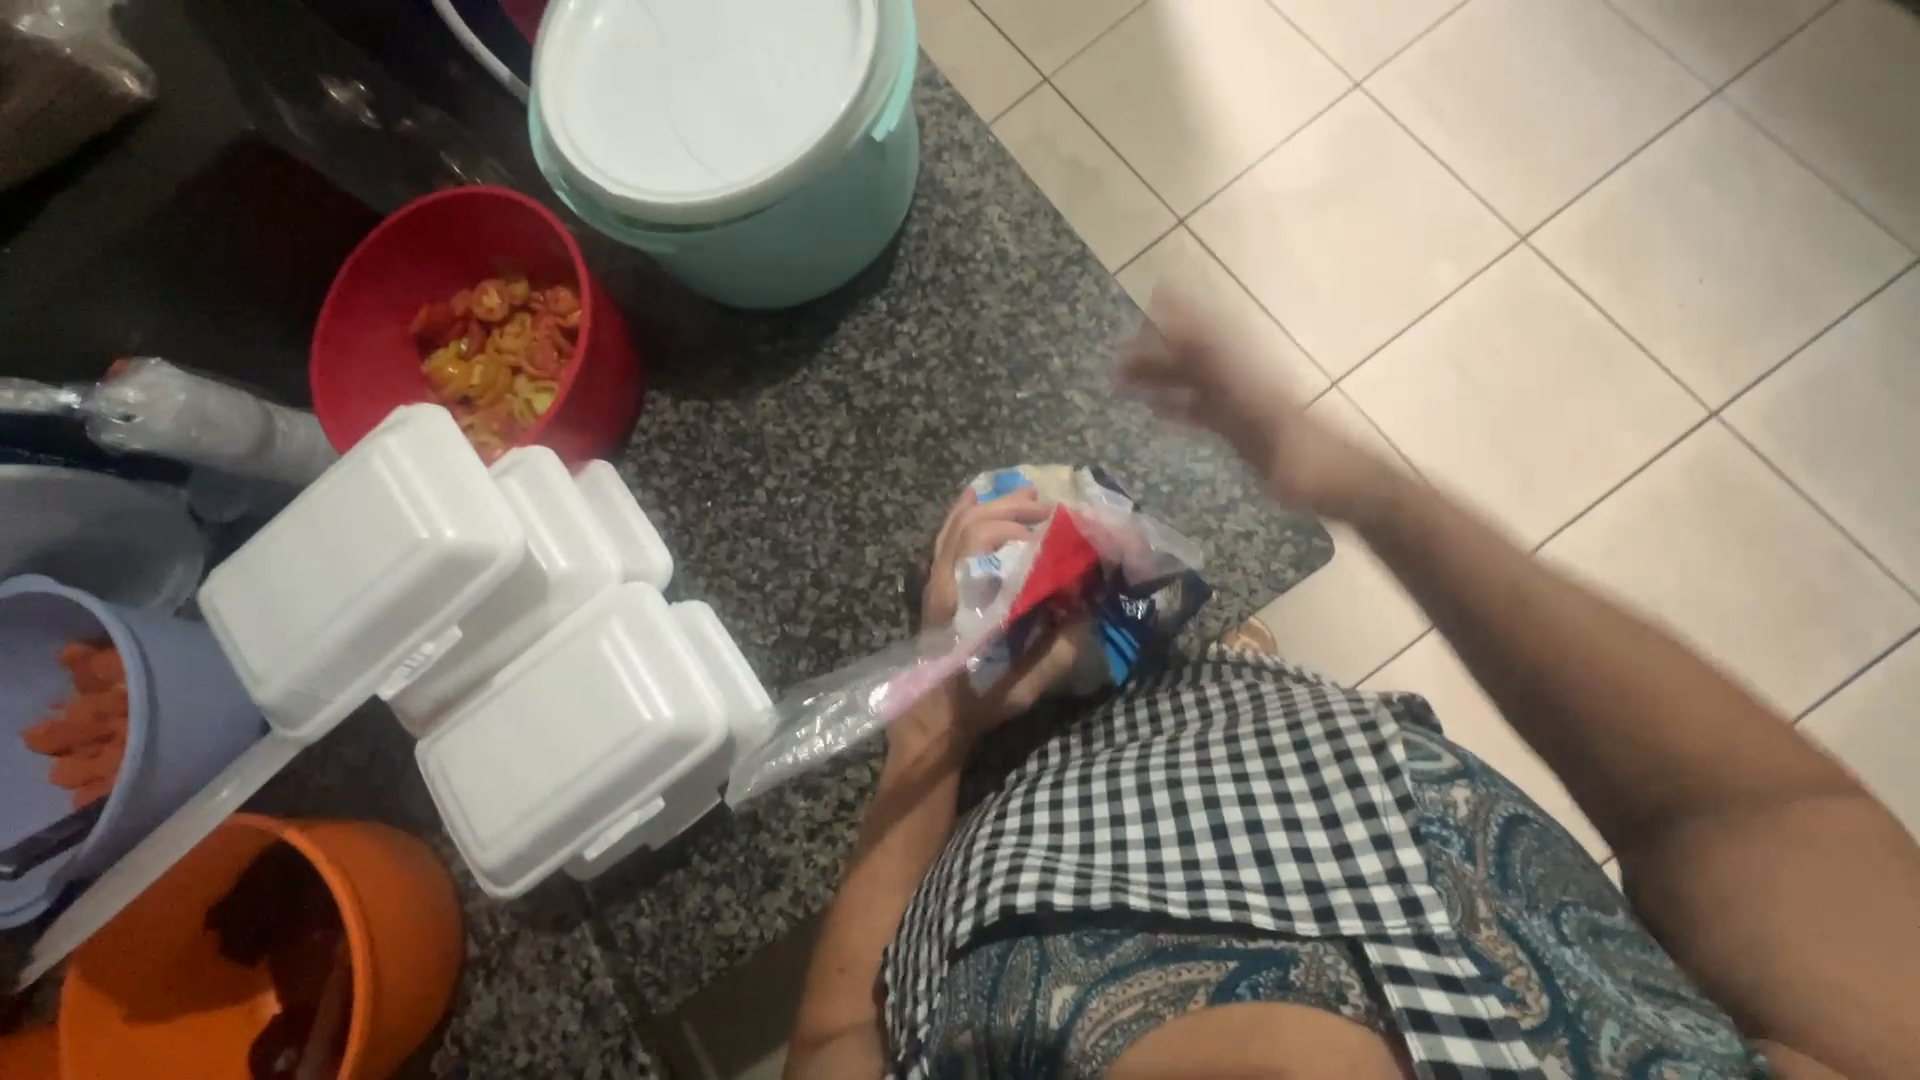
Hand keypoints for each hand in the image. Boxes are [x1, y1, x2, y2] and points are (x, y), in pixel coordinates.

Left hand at [895, 488, 1087, 758]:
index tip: (1048, 534)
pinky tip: (978, 499)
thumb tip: (1088, 615)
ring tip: (1026, 494)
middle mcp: (940, 584)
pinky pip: (944, 541)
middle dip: (1010, 508)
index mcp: (956, 602)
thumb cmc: (972, 708)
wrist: (928, 727)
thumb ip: (1055, 654)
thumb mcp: (1019, 688)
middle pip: (967, 524)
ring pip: (953, 527)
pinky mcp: (933, 592)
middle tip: (1048, 508)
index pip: (976, 540)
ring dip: (990, 506)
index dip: (1012, 526)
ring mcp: (932, 585)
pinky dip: (962, 515)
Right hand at [1115, 288, 1403, 522]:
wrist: (1353, 489)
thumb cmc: (1322, 471)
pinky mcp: (1244, 432)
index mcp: (1255, 386)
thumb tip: (1233, 397)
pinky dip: (1178, 409)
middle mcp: (1246, 389)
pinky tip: (1155, 411)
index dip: (1186, 320)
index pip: (1211, 347)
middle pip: (1196, 364)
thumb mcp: (1285, 444)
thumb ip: (1250, 411)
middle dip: (1157, 356)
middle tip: (1117, 354)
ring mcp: (1244, 410)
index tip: (1157, 298)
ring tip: (1121, 378)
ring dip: (1160, 380)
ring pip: (1194, 386)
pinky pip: (1202, 413)